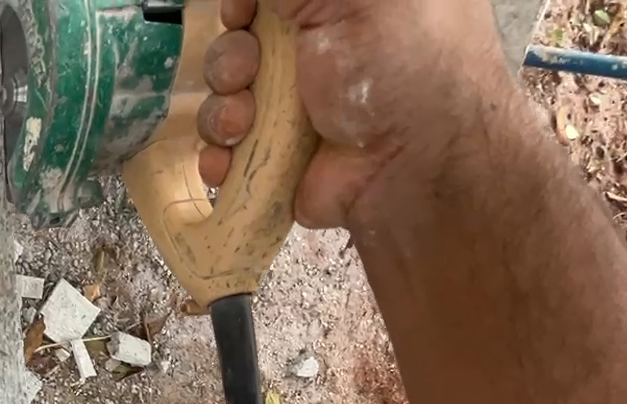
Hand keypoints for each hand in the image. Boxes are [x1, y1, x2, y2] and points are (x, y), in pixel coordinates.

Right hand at [196, 0, 524, 228]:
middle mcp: (308, 54)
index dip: (244, 6)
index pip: (266, 3)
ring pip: (220, 101)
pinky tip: (233, 159)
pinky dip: (218, 156)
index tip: (243, 15)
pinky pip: (219, 151)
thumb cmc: (401, 66)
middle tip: (246, 76)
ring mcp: (284, 109)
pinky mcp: (268, 156)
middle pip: (235, 46)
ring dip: (221, 113)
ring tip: (243, 127)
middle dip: (229, 63)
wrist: (408, 165)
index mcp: (339, 9)